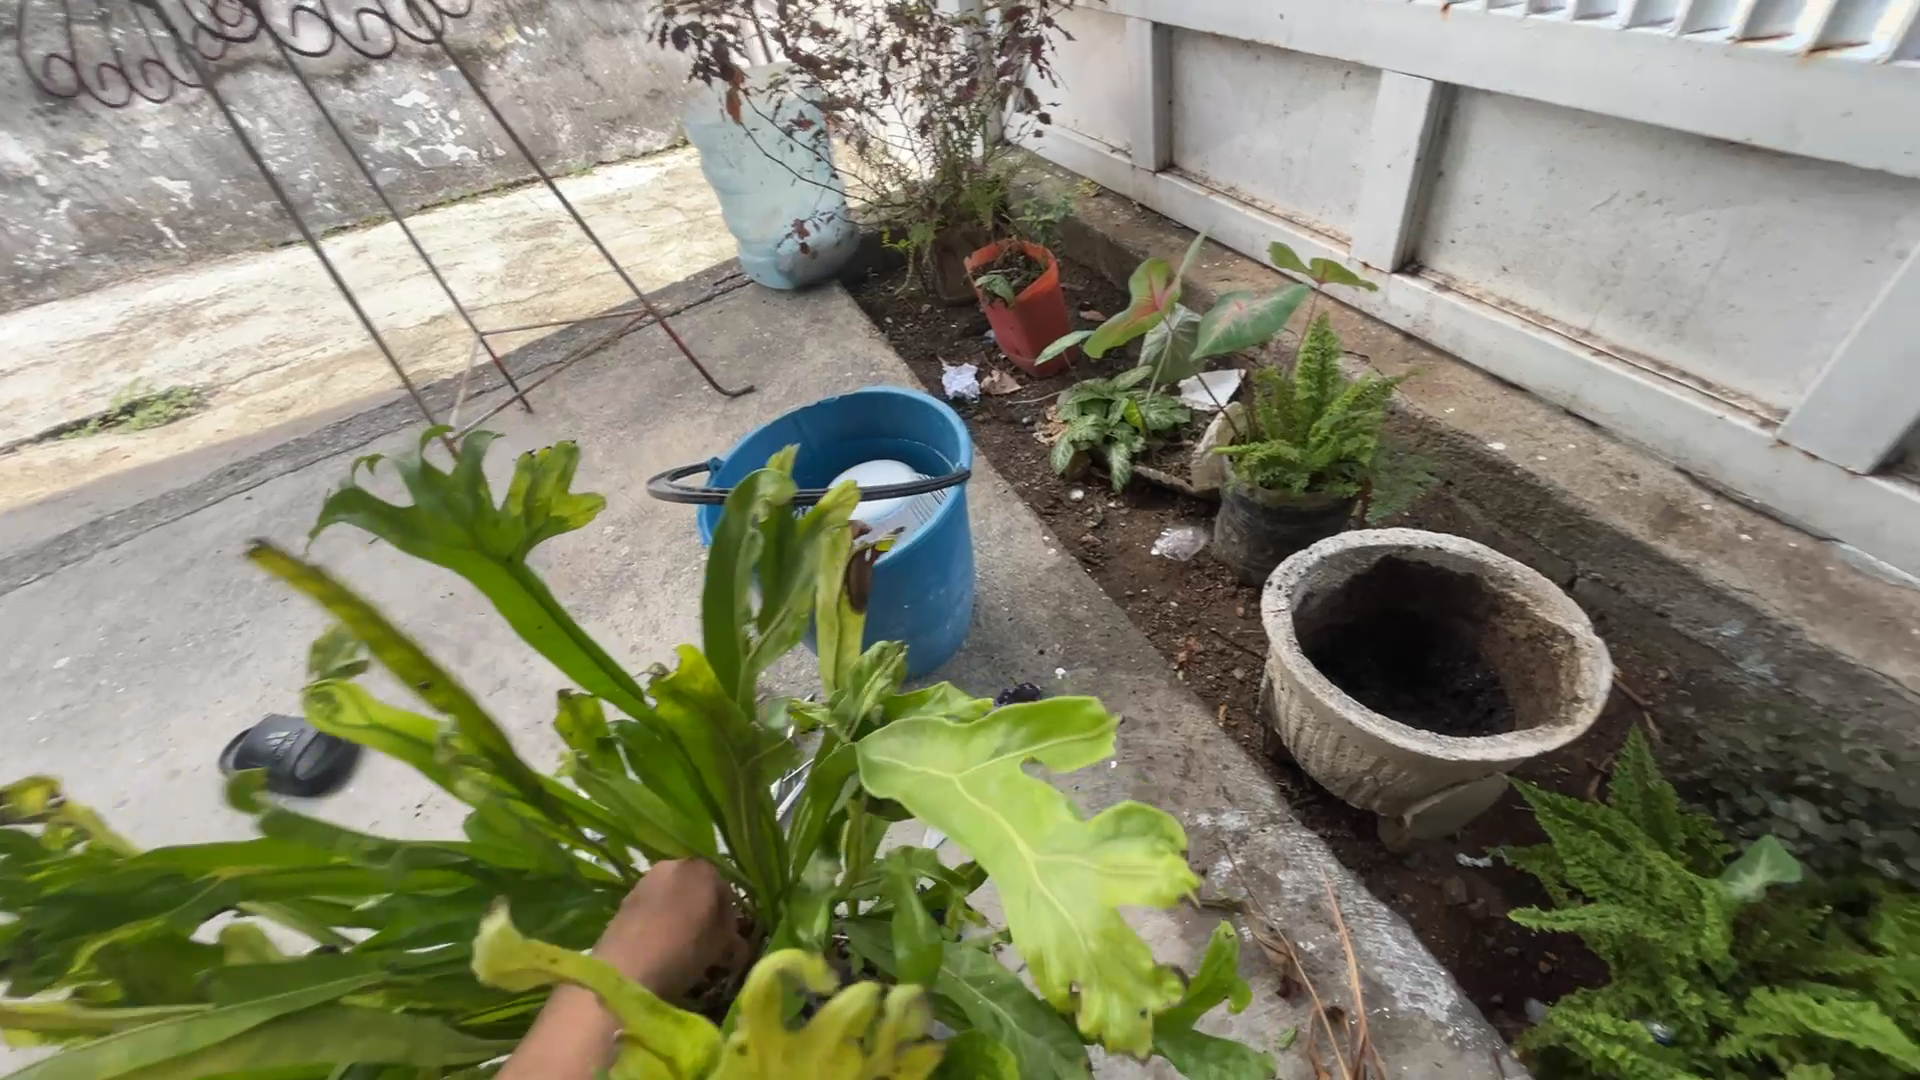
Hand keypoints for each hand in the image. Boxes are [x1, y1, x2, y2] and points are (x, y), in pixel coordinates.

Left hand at [592, 859, 744, 998]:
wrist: (624, 972)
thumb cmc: (683, 951)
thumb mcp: (720, 945)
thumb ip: (730, 934)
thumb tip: (733, 938)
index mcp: (704, 869)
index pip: (724, 889)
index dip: (727, 916)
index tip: (726, 939)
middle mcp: (675, 865)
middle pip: (696, 887)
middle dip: (701, 909)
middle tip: (703, 939)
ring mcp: (646, 880)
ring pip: (671, 895)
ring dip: (677, 912)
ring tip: (677, 944)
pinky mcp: (624, 900)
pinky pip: (651, 907)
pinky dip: (657, 919)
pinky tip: (656, 945)